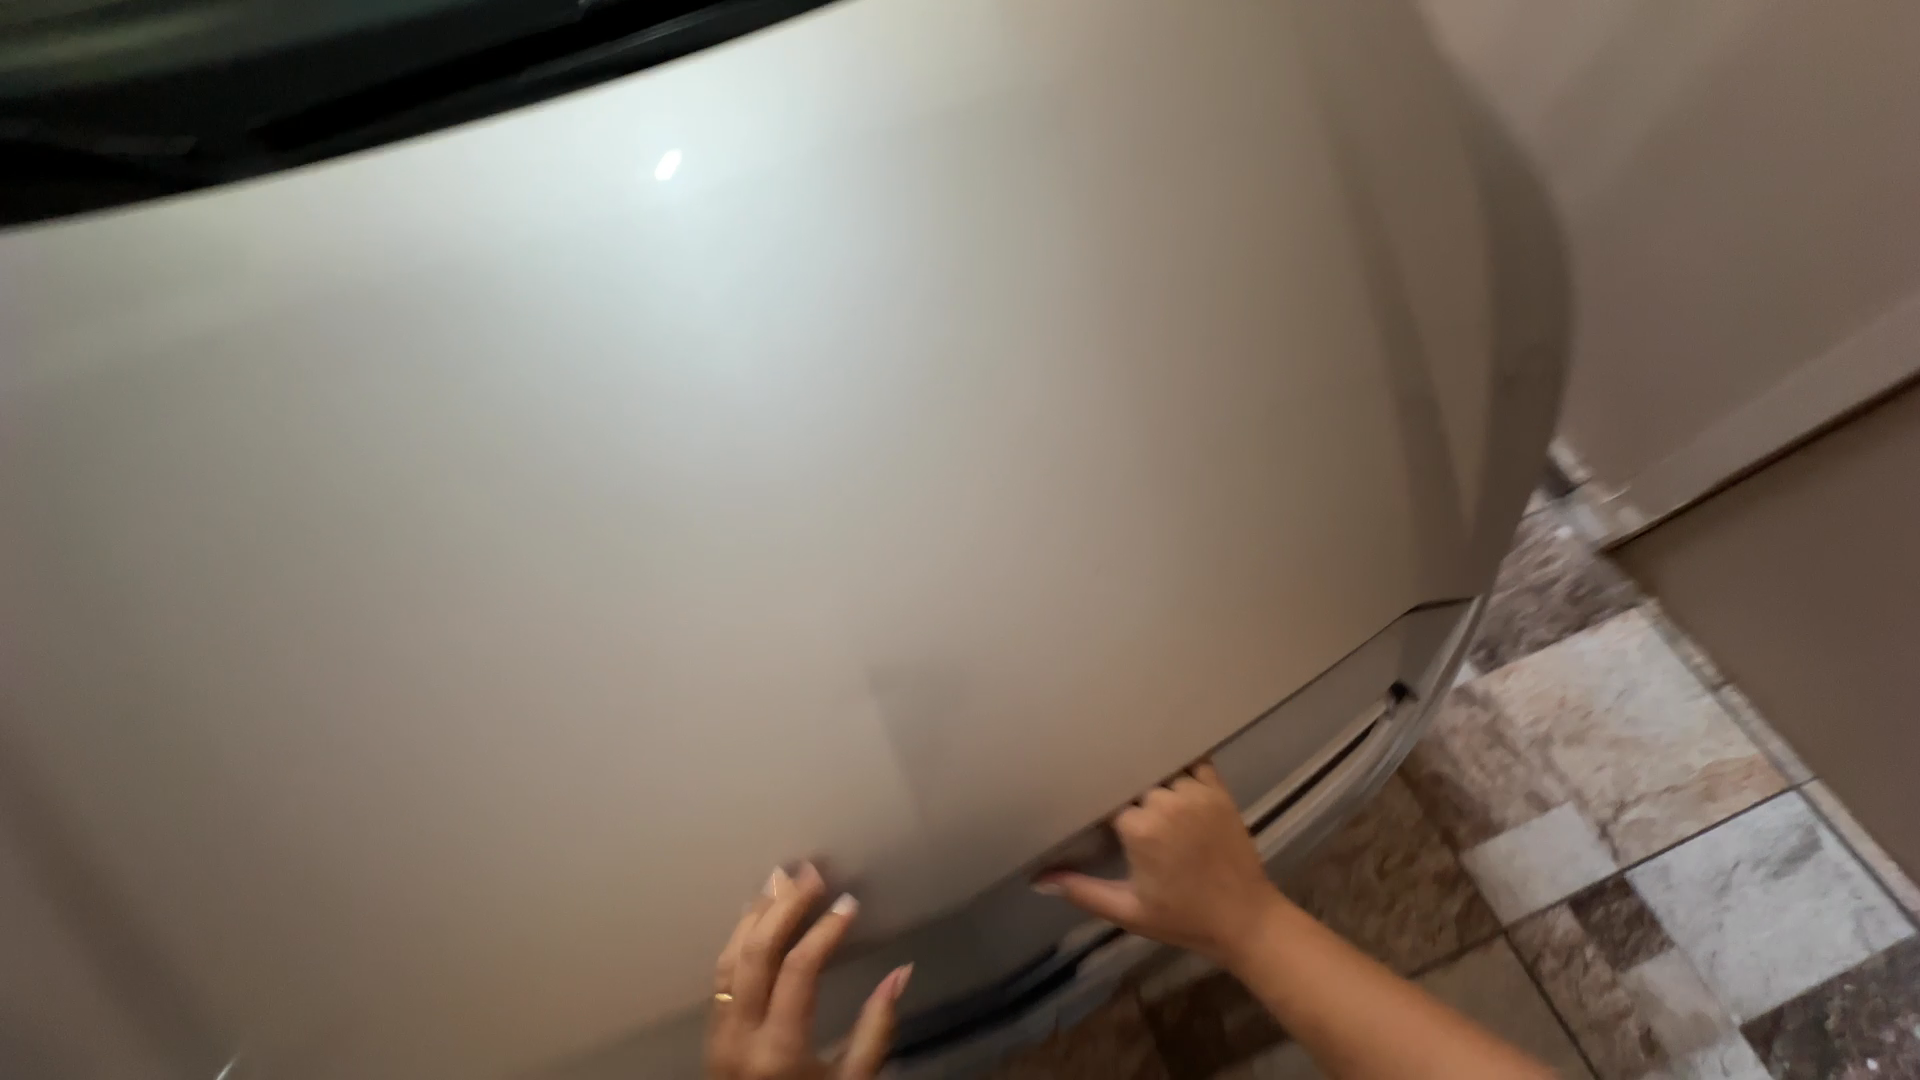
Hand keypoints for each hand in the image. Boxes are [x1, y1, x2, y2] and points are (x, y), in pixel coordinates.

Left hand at [707, 861, 913, 1079]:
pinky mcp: (711, 1034)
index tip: (849, 902)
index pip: (798, 969)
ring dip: (756, 912)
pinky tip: (756, 914)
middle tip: (813, 871)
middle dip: (785, 906)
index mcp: (779, 1051)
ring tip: (782, 877)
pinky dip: (738, 936)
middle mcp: (740, 1037)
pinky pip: (720, 974)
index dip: (825, 930)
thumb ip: (877, 1029)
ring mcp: (718, 1035)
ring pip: (730, 957)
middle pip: (756, 953)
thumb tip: (902, 971)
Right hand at [1034, 762, 1288, 966]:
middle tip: (1115, 792)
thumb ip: (1083, 891)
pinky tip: (1168, 761)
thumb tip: (1038, 881)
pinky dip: (1180, 760)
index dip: (1099, 802)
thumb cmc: (1183, 918)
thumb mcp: (1129, 910)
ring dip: (1150, 775)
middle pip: (1132, 780)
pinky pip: (1193, 761)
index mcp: (1140, 828)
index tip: (1090, 804)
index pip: (1107, 798)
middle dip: (1124, 789)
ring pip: (1159, 768)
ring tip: (1138, 777)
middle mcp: (1165, 802)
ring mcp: (1195, 793)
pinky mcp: (1218, 790)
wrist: (1246, 922)